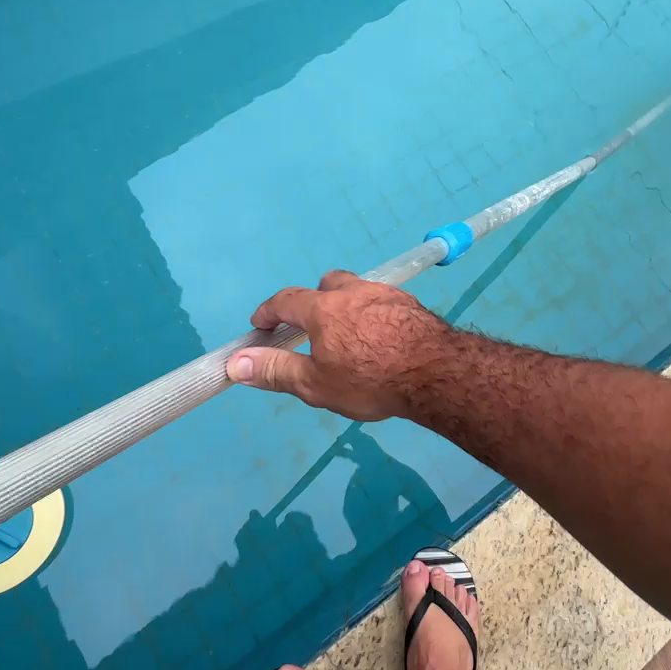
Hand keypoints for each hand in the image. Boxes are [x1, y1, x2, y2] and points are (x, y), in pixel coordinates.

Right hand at [227, 270, 451, 420]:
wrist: (434, 371)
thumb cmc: (369, 380)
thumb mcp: (315, 384)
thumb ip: (276, 371)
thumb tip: (236, 362)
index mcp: (324, 309)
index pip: (287, 300)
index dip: (268, 311)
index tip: (260, 325)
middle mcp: (353, 291)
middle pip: (326, 284)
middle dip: (312, 300)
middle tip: (310, 327)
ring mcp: (385, 293)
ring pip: (357, 289)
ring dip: (346, 304)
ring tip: (348, 333)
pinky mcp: (410, 303)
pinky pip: (382, 301)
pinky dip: (372, 312)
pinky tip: (381, 337)